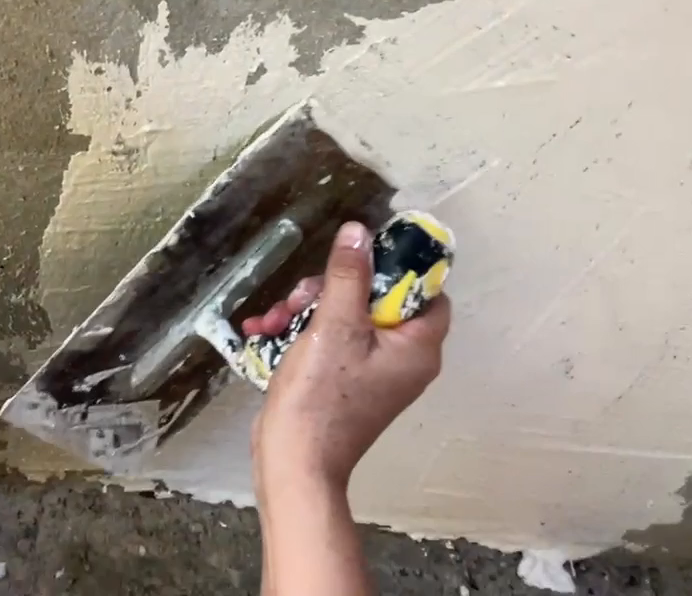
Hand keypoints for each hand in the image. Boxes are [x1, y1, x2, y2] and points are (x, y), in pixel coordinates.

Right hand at [249, 221, 449, 489]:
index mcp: (416, 347)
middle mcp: (403, 359)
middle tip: (301, 296)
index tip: (356, 255)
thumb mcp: (333, 324)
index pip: (426, 291)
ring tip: (274, 318)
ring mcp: (372, 371)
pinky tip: (265, 330)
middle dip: (330, 289)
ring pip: (345, 315)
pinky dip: (300, 330)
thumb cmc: (321, 394)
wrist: (293, 458)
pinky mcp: (344, 380)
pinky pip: (329, 339)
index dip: (395, 267)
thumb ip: (348, 275)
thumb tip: (360, 232)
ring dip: (306, 308)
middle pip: (375, 299)